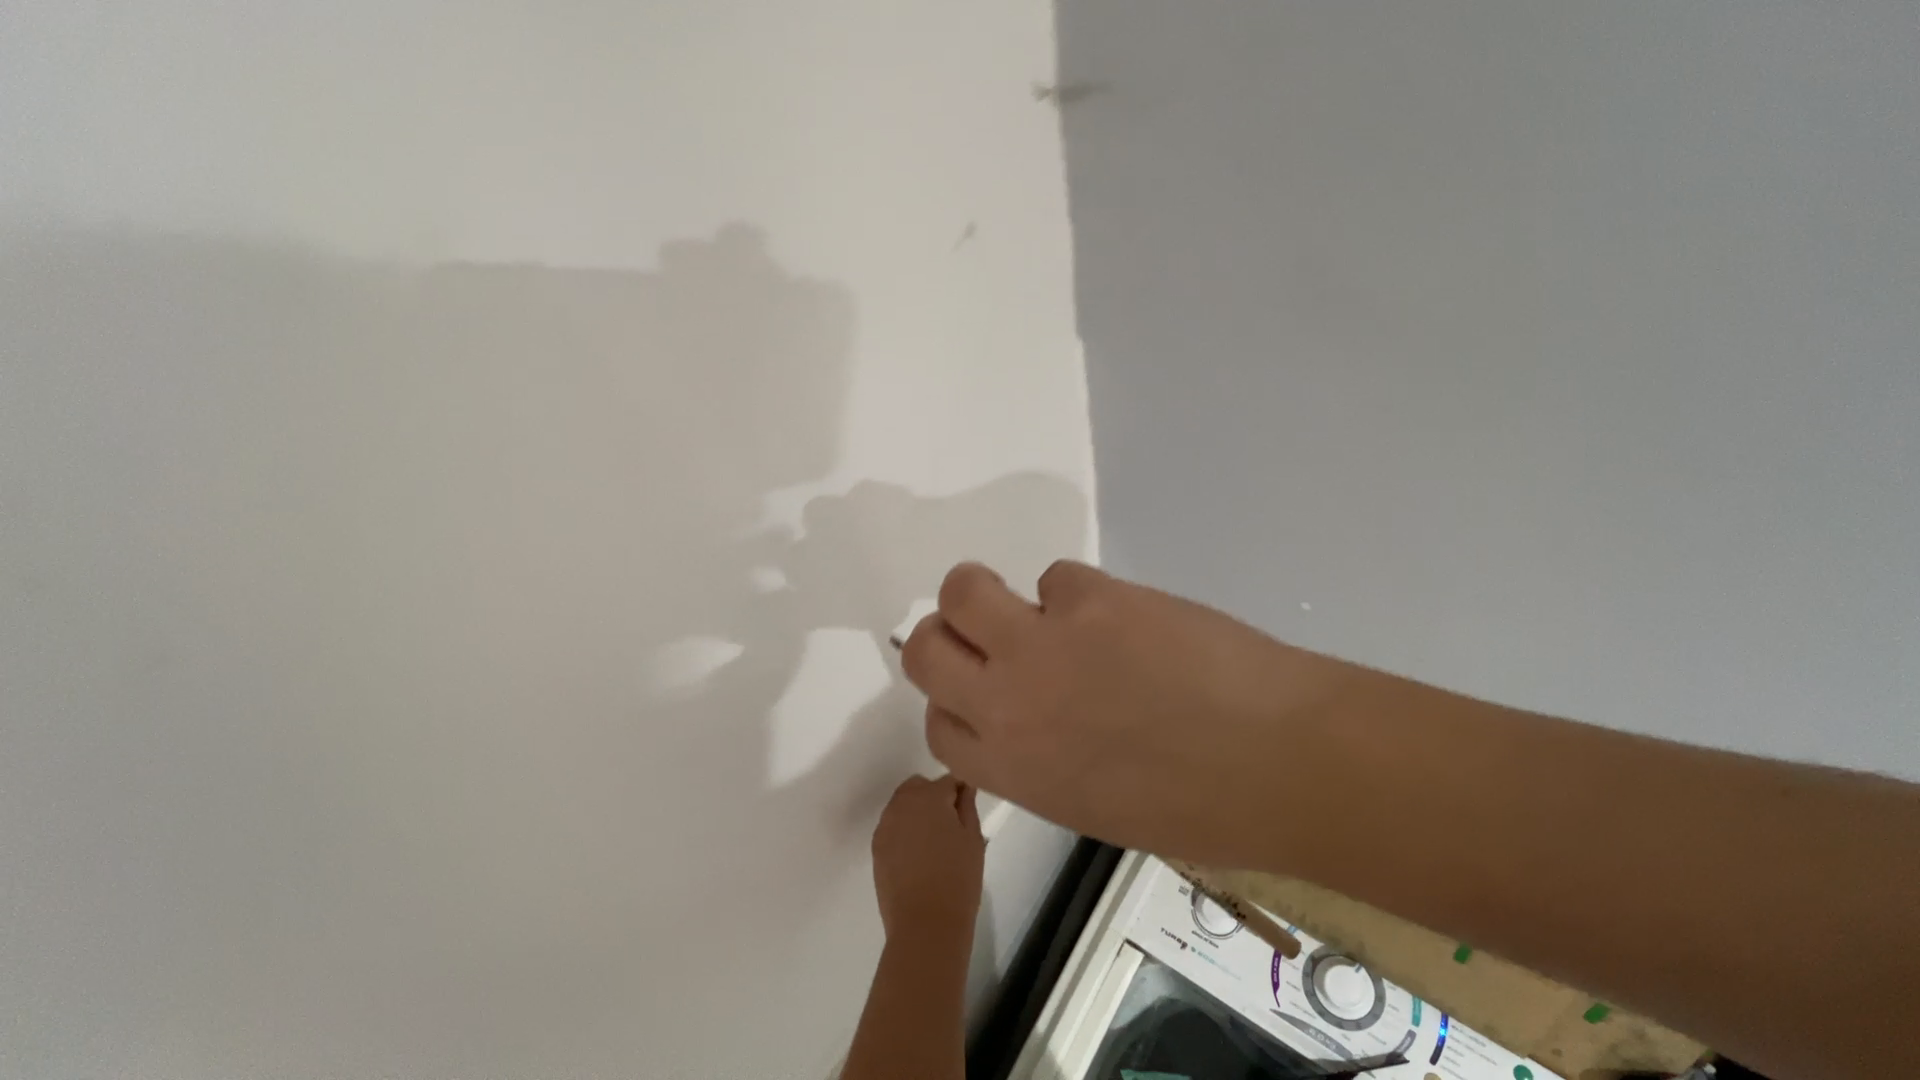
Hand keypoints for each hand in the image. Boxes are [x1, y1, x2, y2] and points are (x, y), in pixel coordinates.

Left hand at [871, 775, 985, 939]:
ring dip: (917, 813)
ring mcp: (885, 826)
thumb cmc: (958, 879)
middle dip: (934, 797)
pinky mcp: (876, 847)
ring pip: (902, 805)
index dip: (960, 792)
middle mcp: (901, 804)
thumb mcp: (973, 839)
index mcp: (929, 797)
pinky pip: (892, 827)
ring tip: (934, 842)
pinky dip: (905, 831)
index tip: (967, 810)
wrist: (925, 924)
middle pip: (918, 787)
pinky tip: (918, 856)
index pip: (948, 780)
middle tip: (951, 825)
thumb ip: (967, 806)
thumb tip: (963, 787)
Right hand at [899, 561, 1356, 865]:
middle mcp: (1007, 705)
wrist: (1279, 762)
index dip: (958, 700)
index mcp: (1009, 771)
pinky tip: (1125, 617)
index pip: (937, 723)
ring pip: (963, 589)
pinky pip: (1057, 576)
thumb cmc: (1199, 807)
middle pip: (926, 649)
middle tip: (992, 634)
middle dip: (950, 637)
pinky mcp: (1090, 599)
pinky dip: (1080, 593)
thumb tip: (1032, 716)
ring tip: (1038, 607)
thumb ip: (1039, 760)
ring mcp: (1042, 645)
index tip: (986, 690)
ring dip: (988, 592)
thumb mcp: (1090, 804)